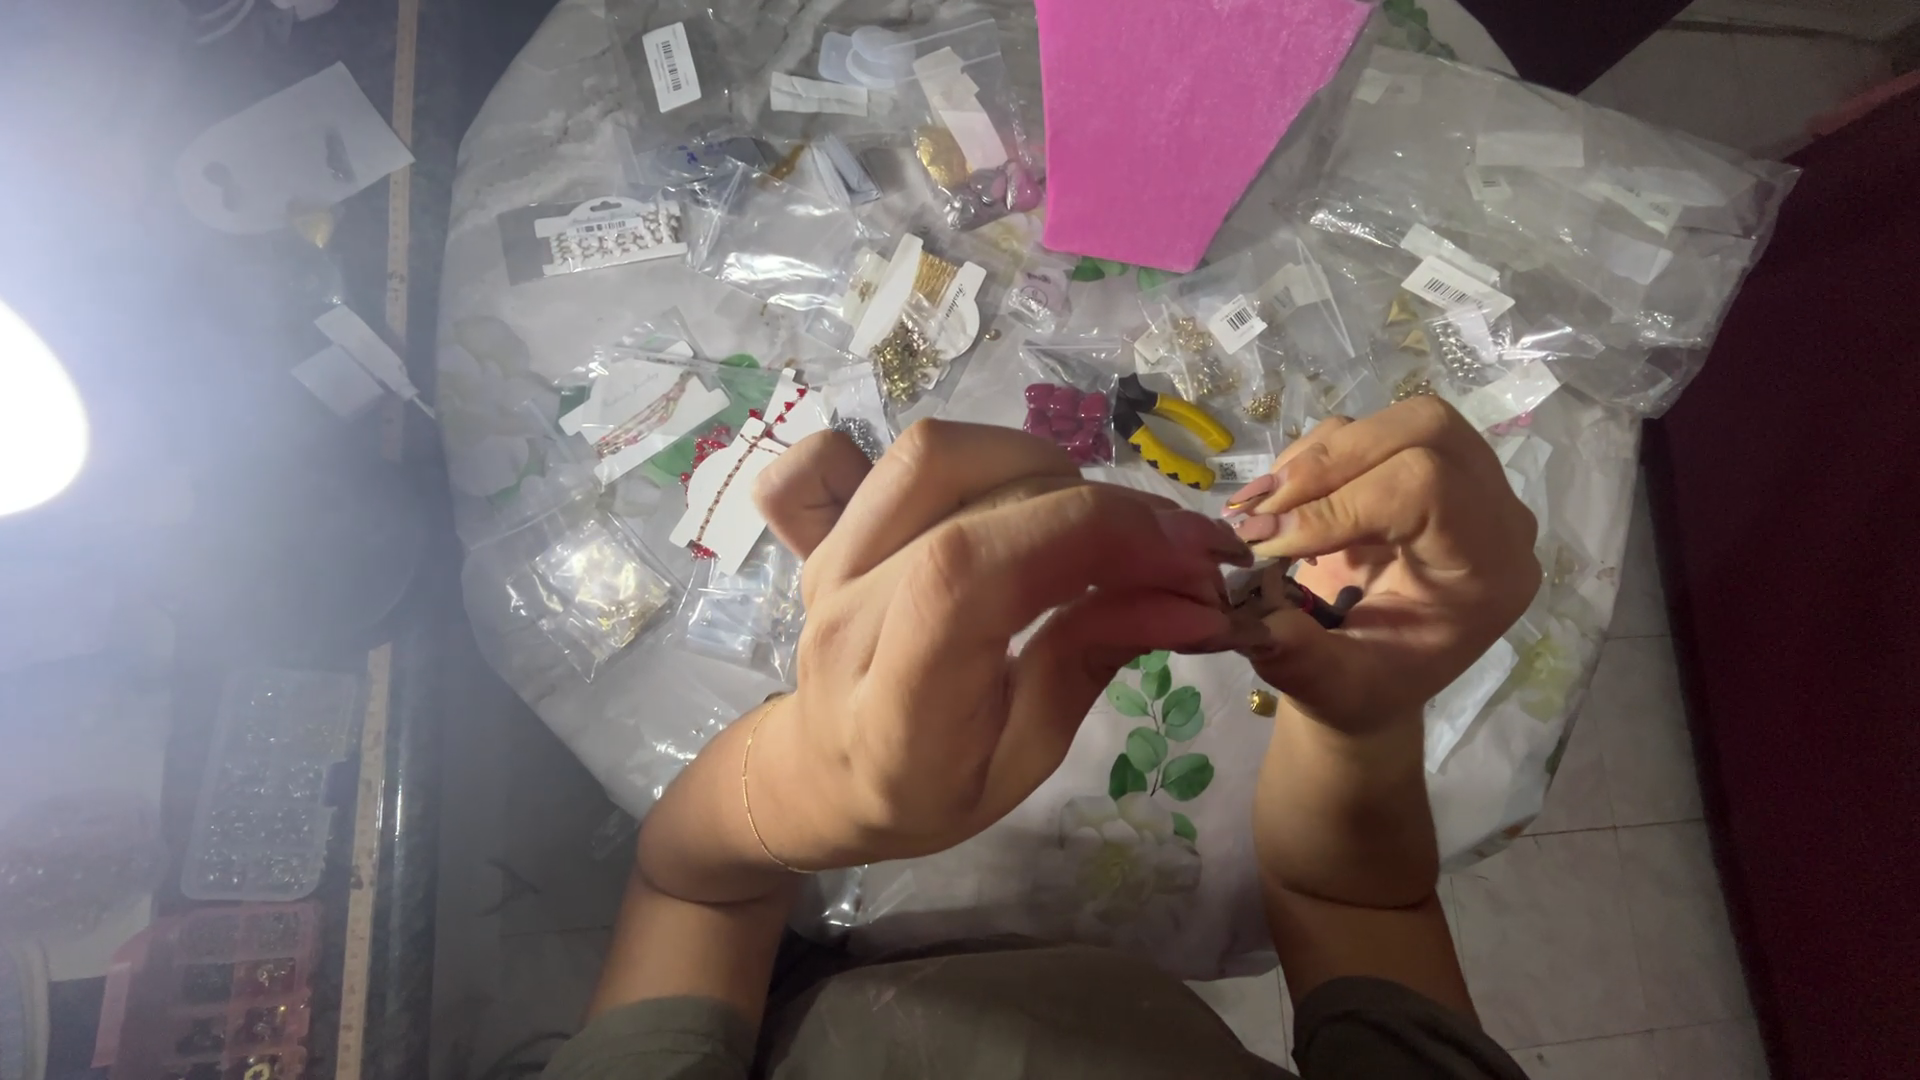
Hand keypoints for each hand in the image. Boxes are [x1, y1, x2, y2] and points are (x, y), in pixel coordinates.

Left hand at [734, 420, 1256, 875]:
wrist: (822, 778)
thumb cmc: (927, 790)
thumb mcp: (1024, 759)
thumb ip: (1090, 663)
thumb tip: (1191, 597)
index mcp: (899, 703)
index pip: (977, 570)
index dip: (1094, 532)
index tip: (1188, 551)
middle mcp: (849, 614)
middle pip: (965, 491)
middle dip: (1094, 502)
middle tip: (1162, 549)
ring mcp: (825, 564)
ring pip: (928, 453)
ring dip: (1034, 466)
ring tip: (1080, 521)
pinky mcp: (819, 537)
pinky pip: (828, 455)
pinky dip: (919, 455)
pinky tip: (969, 494)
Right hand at [1225, 398, 1538, 734]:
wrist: (1367, 677)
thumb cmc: (1360, 688)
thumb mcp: (1330, 688)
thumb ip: (1298, 656)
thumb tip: (1257, 615)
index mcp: (1486, 572)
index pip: (1427, 489)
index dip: (1336, 505)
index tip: (1266, 544)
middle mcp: (1490, 515)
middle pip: (1423, 430)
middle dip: (1327, 462)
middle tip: (1261, 511)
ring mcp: (1457, 485)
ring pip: (1391, 422)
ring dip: (1311, 459)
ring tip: (1257, 510)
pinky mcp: (1413, 472)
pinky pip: (1362, 432)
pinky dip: (1306, 457)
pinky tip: (1276, 502)